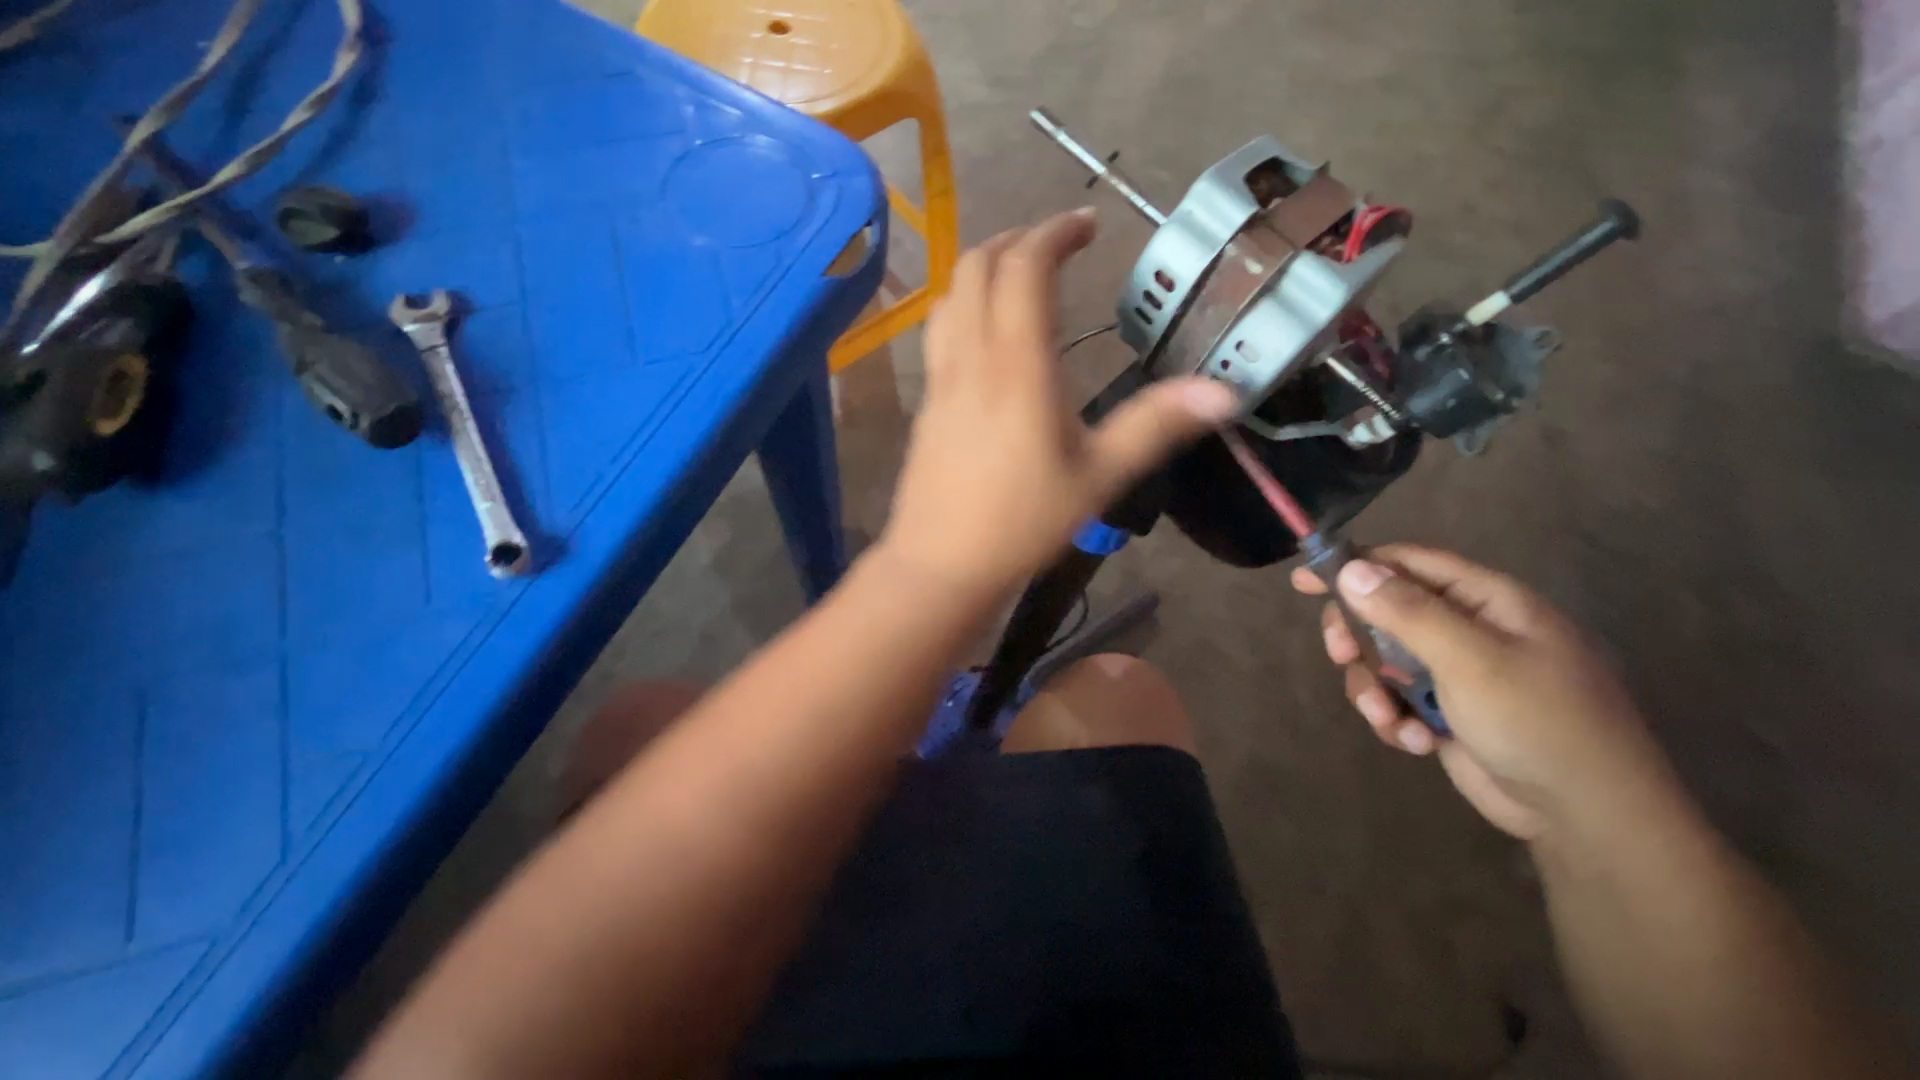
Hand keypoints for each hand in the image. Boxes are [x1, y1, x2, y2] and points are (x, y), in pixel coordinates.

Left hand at [880, 209, 1238, 595]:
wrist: (942, 565)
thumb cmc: (1024, 523)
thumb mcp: (1100, 476)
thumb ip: (1157, 426)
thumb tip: (1225, 392)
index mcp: (1018, 364)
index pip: (1025, 267)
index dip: (1055, 233)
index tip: (1088, 226)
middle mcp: (972, 357)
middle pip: (977, 265)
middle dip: (1017, 240)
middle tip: (1057, 246)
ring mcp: (941, 378)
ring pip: (950, 295)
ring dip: (984, 268)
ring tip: (1022, 278)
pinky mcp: (926, 402)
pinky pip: (940, 330)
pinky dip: (966, 304)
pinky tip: (989, 335)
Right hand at [1292, 546, 1677, 840]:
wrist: (1585, 814)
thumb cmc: (1537, 721)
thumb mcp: (1470, 660)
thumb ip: (1408, 611)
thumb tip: (1351, 568)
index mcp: (1489, 601)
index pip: (1411, 564)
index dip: (1358, 565)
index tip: (1306, 580)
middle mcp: (1472, 630)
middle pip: (1389, 612)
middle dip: (1360, 636)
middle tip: (1340, 655)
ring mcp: (1460, 675)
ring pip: (1386, 661)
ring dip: (1375, 689)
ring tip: (1389, 718)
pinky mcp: (1449, 714)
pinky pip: (1399, 700)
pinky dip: (1395, 718)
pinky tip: (1414, 742)